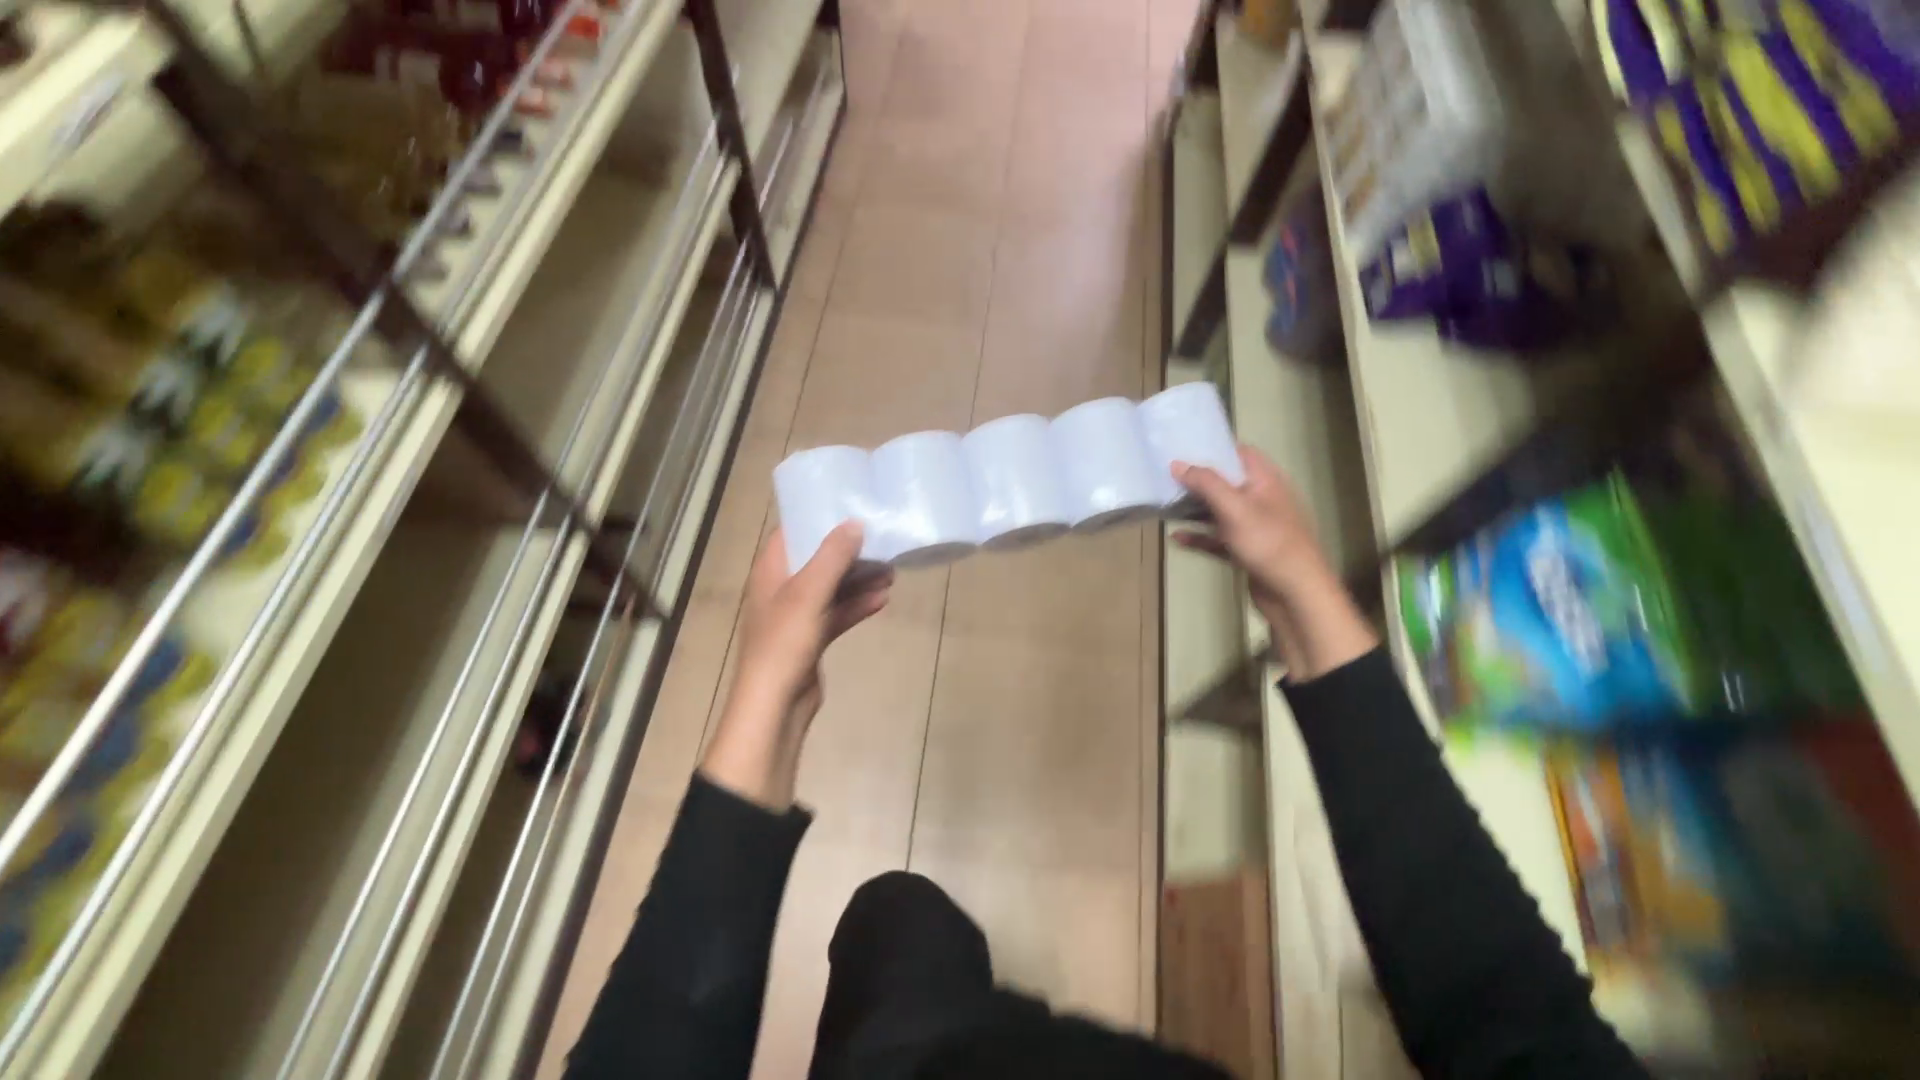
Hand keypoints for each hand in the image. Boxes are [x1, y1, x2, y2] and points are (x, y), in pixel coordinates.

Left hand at [702, 522, 891, 807]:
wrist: (775, 704)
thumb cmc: (784, 642)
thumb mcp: (809, 593)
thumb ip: (832, 556)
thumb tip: (854, 522)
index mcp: (770, 572)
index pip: (792, 533)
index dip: (818, 519)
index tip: (851, 506)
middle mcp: (781, 589)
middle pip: (817, 560)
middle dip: (849, 551)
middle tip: (883, 540)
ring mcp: (796, 616)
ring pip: (831, 588)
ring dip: (858, 579)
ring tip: (892, 570)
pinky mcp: (811, 639)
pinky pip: (837, 614)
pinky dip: (857, 606)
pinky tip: (883, 600)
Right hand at [1172, 445, 1375, 679]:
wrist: (1295, 593)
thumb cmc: (1268, 543)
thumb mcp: (1235, 508)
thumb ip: (1206, 483)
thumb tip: (1177, 464)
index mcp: (1266, 481)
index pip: (1241, 453)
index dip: (1214, 448)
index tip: (1184, 448)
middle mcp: (1262, 500)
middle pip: (1227, 482)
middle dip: (1199, 481)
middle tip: (1166, 477)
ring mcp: (1255, 527)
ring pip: (1221, 511)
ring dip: (1196, 510)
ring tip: (1166, 505)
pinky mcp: (1247, 551)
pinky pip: (1219, 539)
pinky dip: (1200, 537)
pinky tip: (1178, 538)